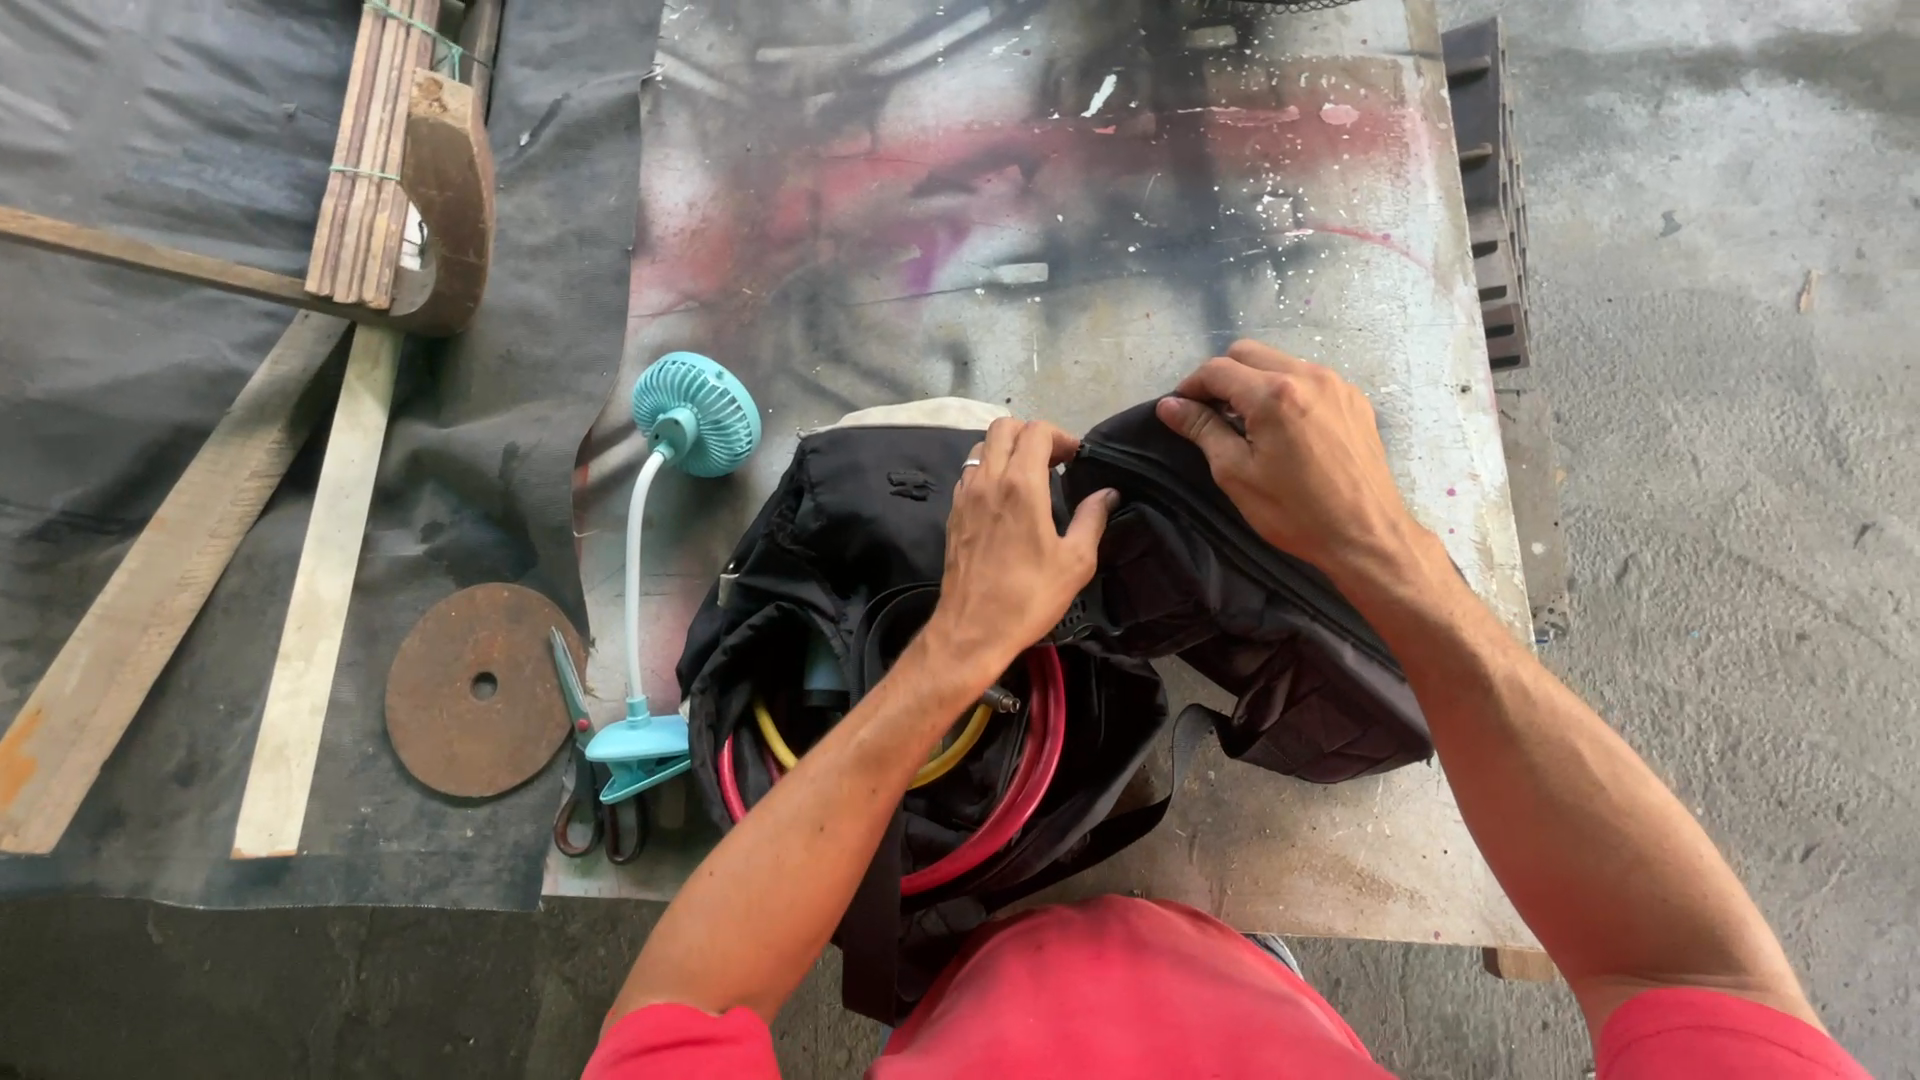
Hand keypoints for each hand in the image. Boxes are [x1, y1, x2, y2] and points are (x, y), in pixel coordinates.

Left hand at [925, 418, 1115, 681]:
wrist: (972, 629)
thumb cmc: (1028, 597)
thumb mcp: (1075, 562)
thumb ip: (1092, 519)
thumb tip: (1107, 494)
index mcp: (1021, 486)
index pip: (1036, 432)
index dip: (1061, 436)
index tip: (1076, 459)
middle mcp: (987, 481)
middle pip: (1003, 428)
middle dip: (1031, 434)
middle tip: (1053, 461)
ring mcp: (965, 496)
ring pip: (981, 447)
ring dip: (1007, 450)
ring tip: (1030, 477)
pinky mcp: (953, 514)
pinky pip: (969, 474)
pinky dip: (988, 471)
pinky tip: (1005, 499)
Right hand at [1155, 339, 1426, 584]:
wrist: (1365, 534)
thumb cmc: (1293, 512)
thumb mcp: (1235, 473)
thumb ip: (1202, 429)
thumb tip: (1170, 406)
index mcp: (1274, 395)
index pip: (1217, 370)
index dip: (1191, 386)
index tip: (1180, 410)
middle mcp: (1308, 376)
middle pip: (1248, 353)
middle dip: (1222, 376)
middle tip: (1211, 413)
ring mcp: (1337, 385)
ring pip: (1280, 362)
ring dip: (1254, 381)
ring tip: (1247, 422)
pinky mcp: (1354, 400)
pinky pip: (1308, 379)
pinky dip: (1285, 391)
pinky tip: (1283, 428)